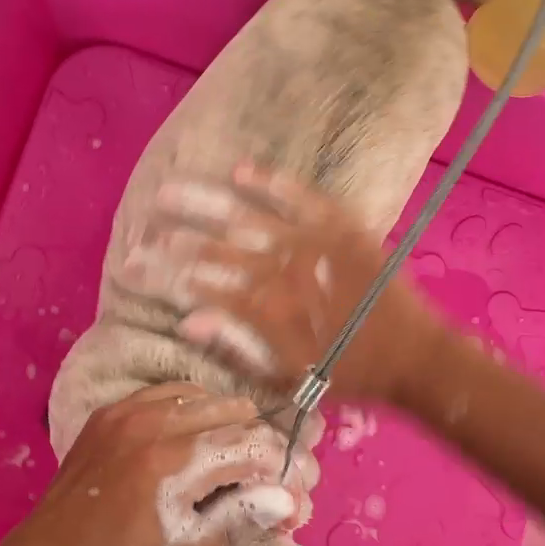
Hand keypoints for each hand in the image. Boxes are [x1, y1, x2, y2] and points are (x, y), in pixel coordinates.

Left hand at [0, 383, 301, 545]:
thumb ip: (238, 519)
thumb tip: (287, 496)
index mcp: (172, 461)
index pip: (251, 442)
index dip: (283, 466)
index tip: (295, 494)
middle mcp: (151, 423)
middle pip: (231, 411)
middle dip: (259, 444)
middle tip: (268, 484)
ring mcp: (125, 413)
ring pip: (200, 396)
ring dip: (227, 424)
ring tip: (234, 464)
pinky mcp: (107, 415)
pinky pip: (164, 395)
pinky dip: (190, 411)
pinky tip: (194, 442)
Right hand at [120, 163, 454, 405]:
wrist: (415, 357)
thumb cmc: (345, 372)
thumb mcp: (285, 375)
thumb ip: (234, 345)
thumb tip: (187, 319)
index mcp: (263, 309)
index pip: (196, 285)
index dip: (159, 274)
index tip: (130, 264)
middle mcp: (279, 270)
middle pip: (212, 250)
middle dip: (170, 242)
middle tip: (138, 234)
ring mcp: (309, 243)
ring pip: (244, 217)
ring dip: (202, 204)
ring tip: (167, 192)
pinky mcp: (339, 226)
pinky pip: (298, 196)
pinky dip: (269, 182)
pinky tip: (239, 170)